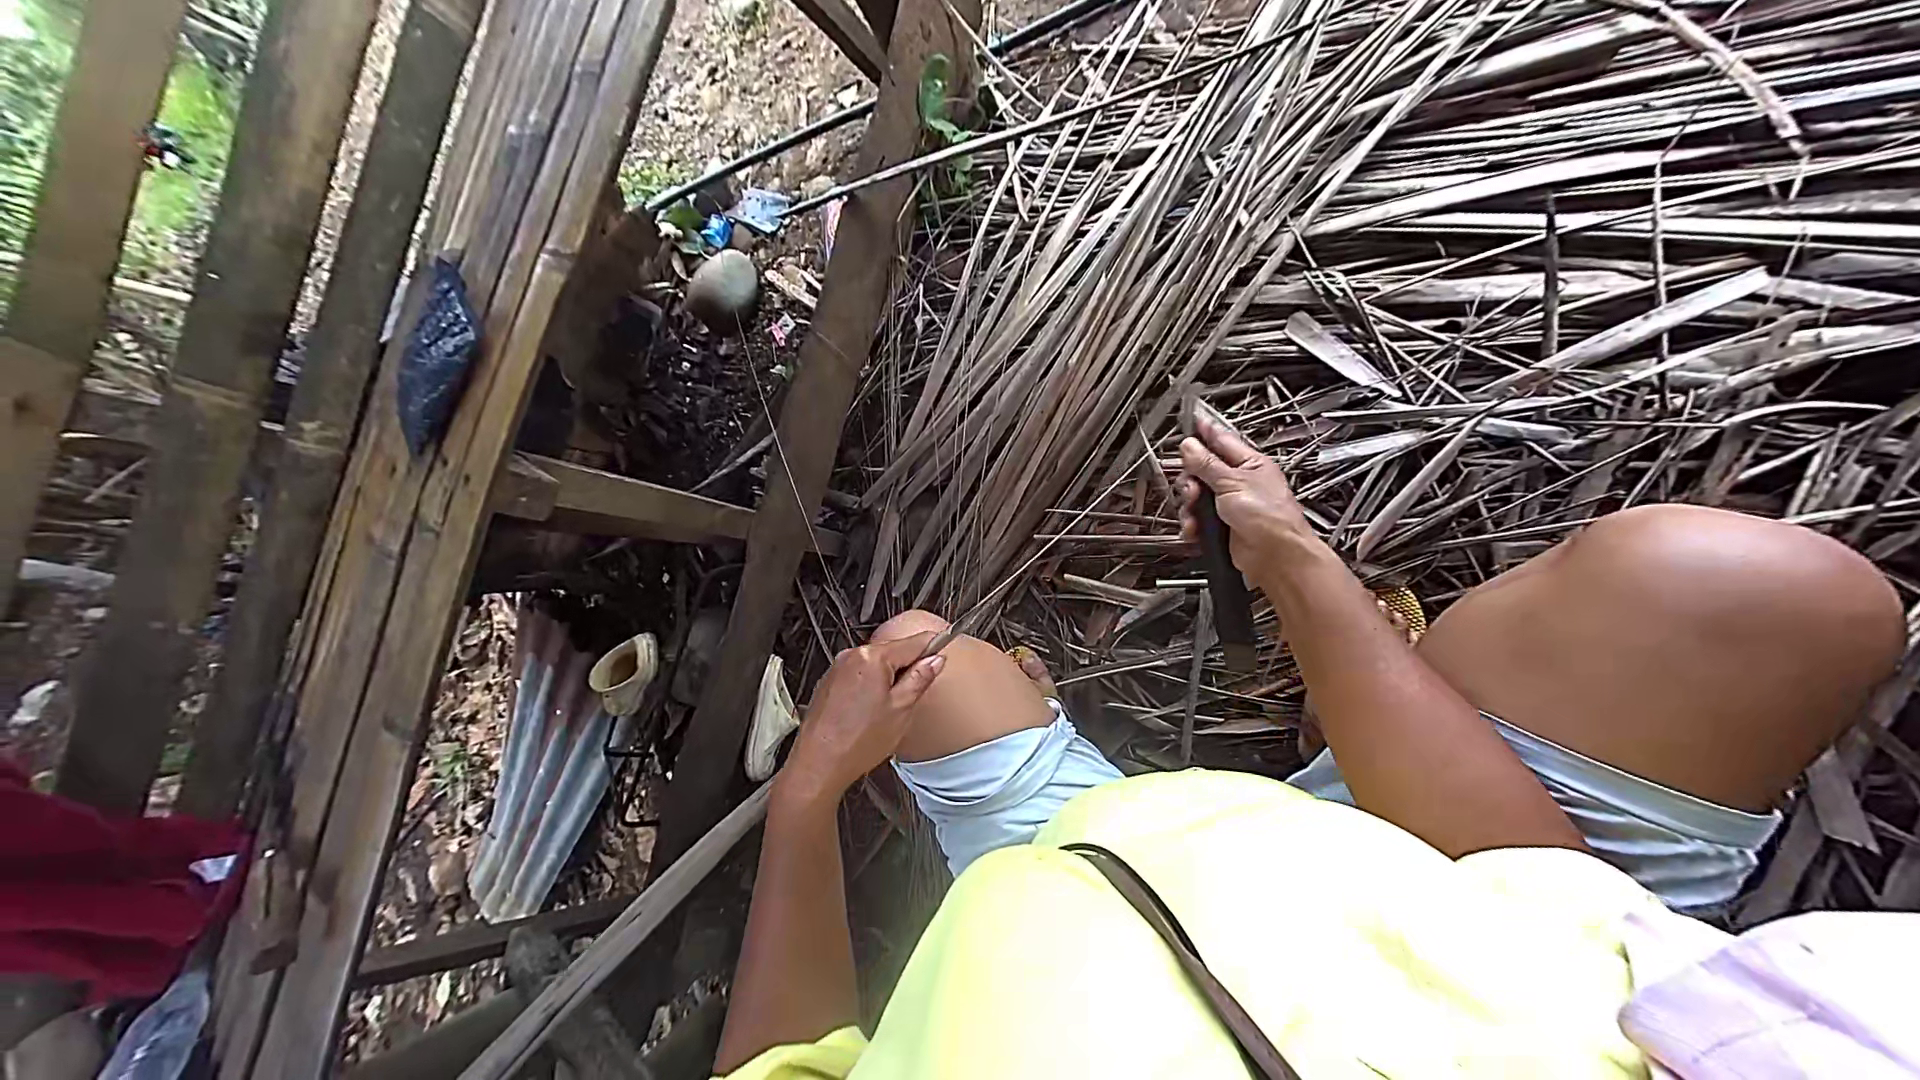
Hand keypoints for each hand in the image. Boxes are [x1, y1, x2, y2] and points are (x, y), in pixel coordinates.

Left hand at [781, 632, 945, 799]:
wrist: (818, 764)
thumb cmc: (854, 743)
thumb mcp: (901, 710)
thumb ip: (921, 678)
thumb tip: (935, 660)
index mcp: (872, 658)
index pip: (914, 641)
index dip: (933, 647)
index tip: (942, 652)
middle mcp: (852, 656)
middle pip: (894, 651)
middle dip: (907, 669)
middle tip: (912, 697)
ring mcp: (838, 668)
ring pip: (876, 664)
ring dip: (888, 680)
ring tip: (886, 711)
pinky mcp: (830, 682)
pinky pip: (860, 675)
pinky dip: (870, 687)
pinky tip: (869, 713)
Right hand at [1179, 414, 1322, 581]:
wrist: (1277, 556)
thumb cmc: (1271, 518)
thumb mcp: (1233, 482)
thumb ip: (1207, 464)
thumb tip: (1190, 445)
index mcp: (1250, 464)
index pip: (1221, 440)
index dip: (1204, 432)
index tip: (1191, 422)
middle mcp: (1240, 483)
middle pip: (1202, 471)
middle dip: (1191, 480)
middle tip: (1192, 487)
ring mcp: (1231, 505)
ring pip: (1196, 497)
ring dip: (1189, 506)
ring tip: (1195, 511)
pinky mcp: (1222, 526)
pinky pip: (1196, 520)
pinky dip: (1192, 525)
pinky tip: (1196, 529)